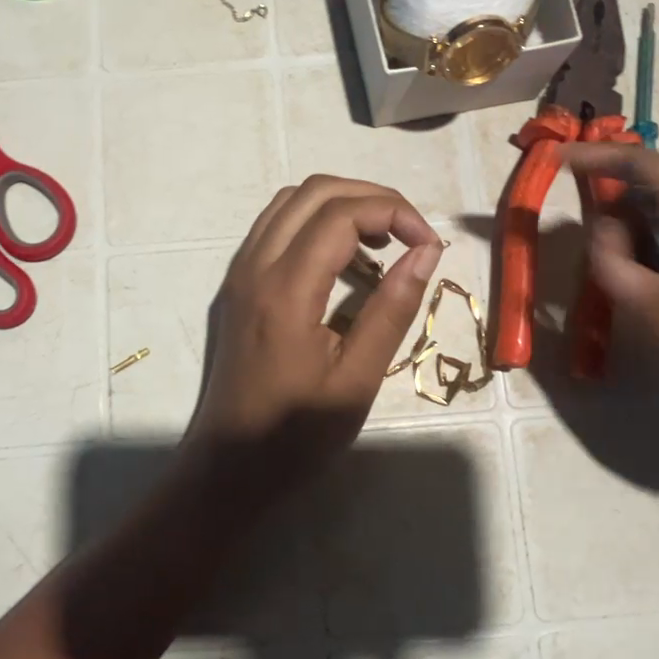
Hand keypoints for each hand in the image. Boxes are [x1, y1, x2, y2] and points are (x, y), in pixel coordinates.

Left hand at [185, 175, 441, 496]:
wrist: (229, 467)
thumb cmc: (297, 435)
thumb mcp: (356, 380)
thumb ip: (391, 310)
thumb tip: (427, 253)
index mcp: (286, 289)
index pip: (341, 212)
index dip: (394, 212)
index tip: (430, 246)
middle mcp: (256, 266)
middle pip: (313, 191)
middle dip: (370, 197)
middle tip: (410, 235)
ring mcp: (240, 273)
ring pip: (290, 202)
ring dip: (340, 205)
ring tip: (382, 243)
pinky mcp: (237, 286)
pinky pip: (275, 227)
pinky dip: (315, 223)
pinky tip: (345, 261)